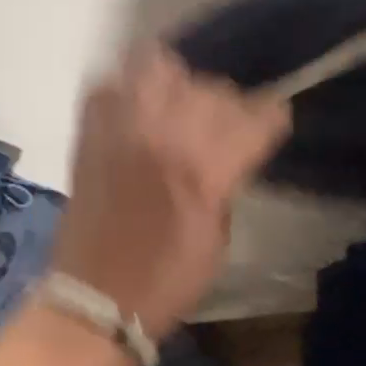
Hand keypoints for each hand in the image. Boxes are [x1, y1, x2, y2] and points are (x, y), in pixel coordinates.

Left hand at [51, 47, 289, 337]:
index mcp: (204, 173)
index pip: (253, 119)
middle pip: (211, 89)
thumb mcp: (218, 239)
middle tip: (230, 125)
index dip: (272, 117)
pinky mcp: (89, 131)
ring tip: (184, 108)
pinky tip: (143, 113)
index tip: (277, 119)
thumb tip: (229, 156)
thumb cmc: (169, 280)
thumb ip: (225, 186)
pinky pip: (113, 83)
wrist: (96, 297)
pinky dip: (133, 90)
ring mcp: (121, 128)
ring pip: (161, 69)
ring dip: (181, 85)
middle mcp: (164, 138)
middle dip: (229, 104)